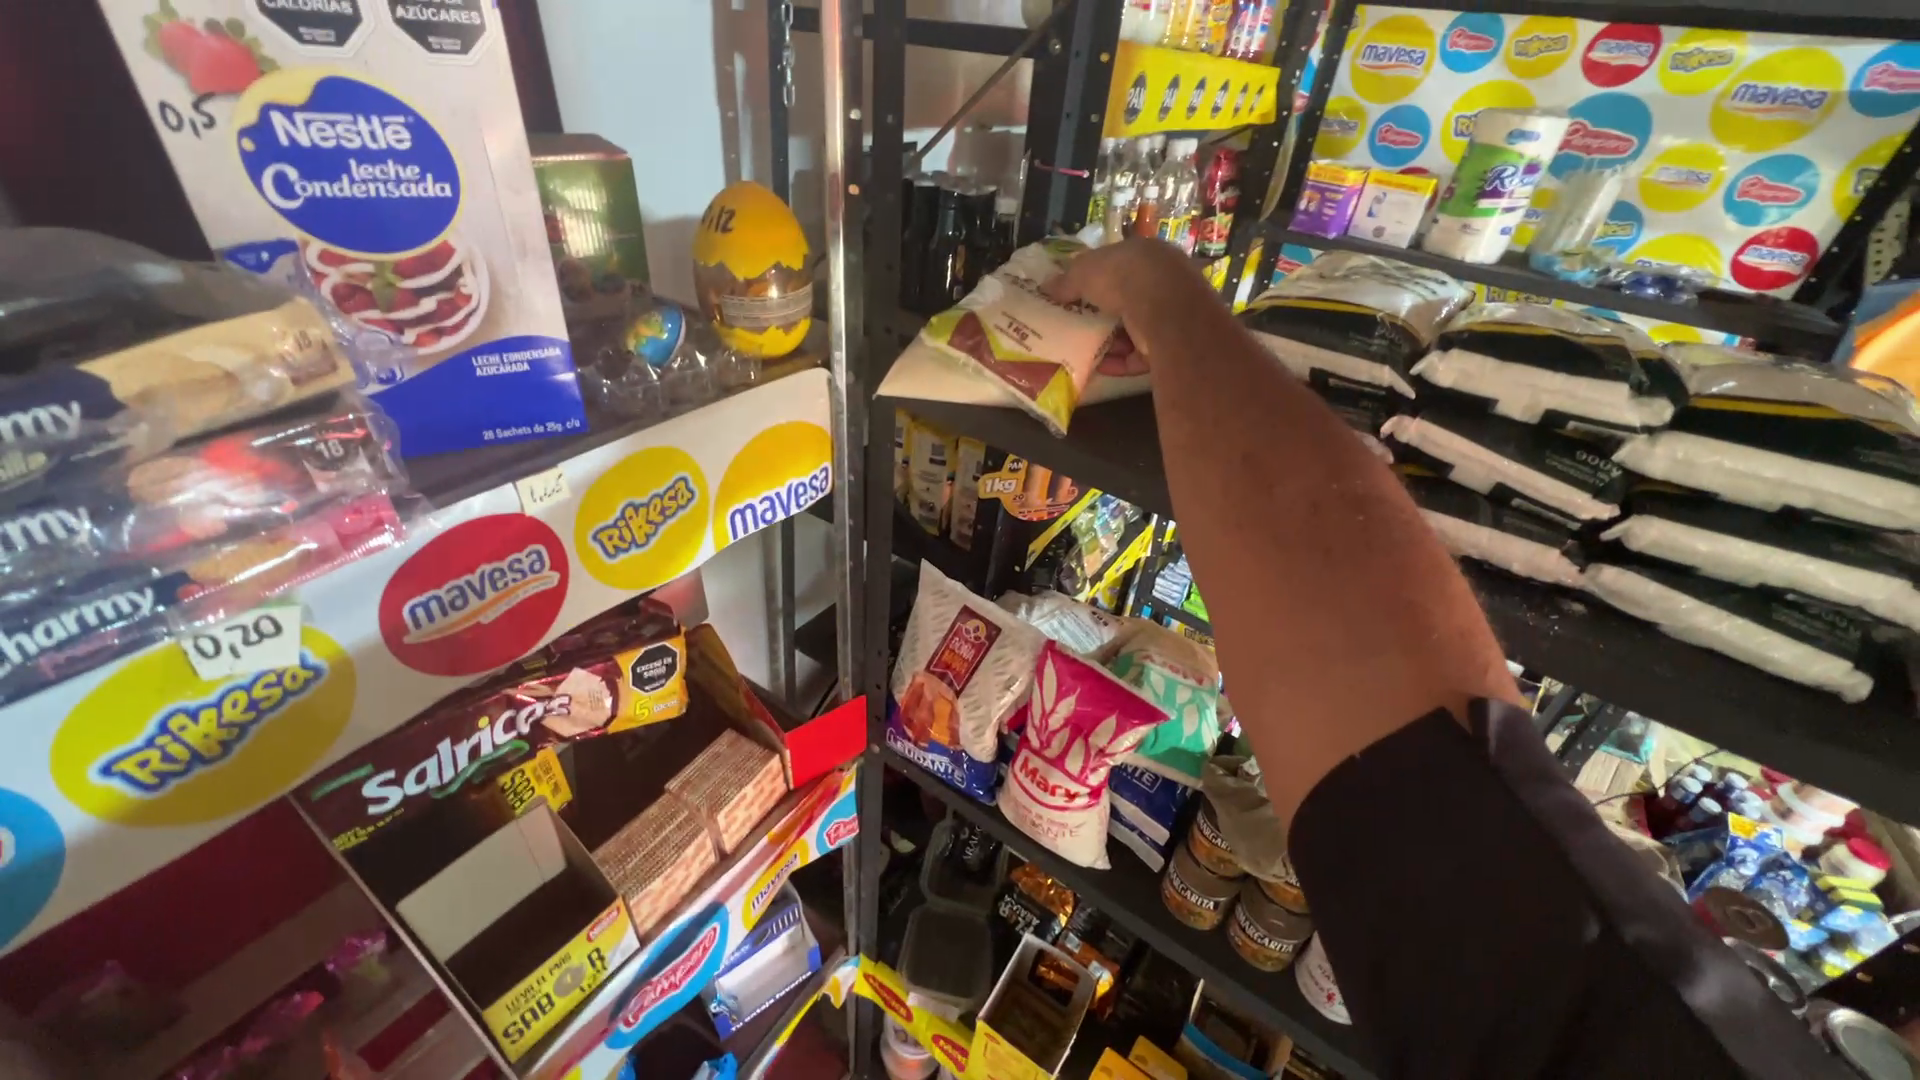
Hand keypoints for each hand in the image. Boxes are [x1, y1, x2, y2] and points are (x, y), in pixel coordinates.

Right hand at [1045, 239, 1215, 373]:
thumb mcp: (1084, 272)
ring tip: (1084, 350)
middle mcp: (1160, 282)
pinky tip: (1099, 367)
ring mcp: (1168, 315)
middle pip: (1126, 303)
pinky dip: (1119, 363)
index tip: (1076, 297)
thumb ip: (1065, 281)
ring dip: (1109, 343)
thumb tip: (1045, 287)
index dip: (1097, 282)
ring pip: (1134, 332)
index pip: (1118, 268)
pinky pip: (1140, 357)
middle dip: (1102, 317)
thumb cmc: (1122, 276)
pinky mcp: (1169, 345)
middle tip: (1077, 327)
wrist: (1163, 305)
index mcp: (1144, 256)